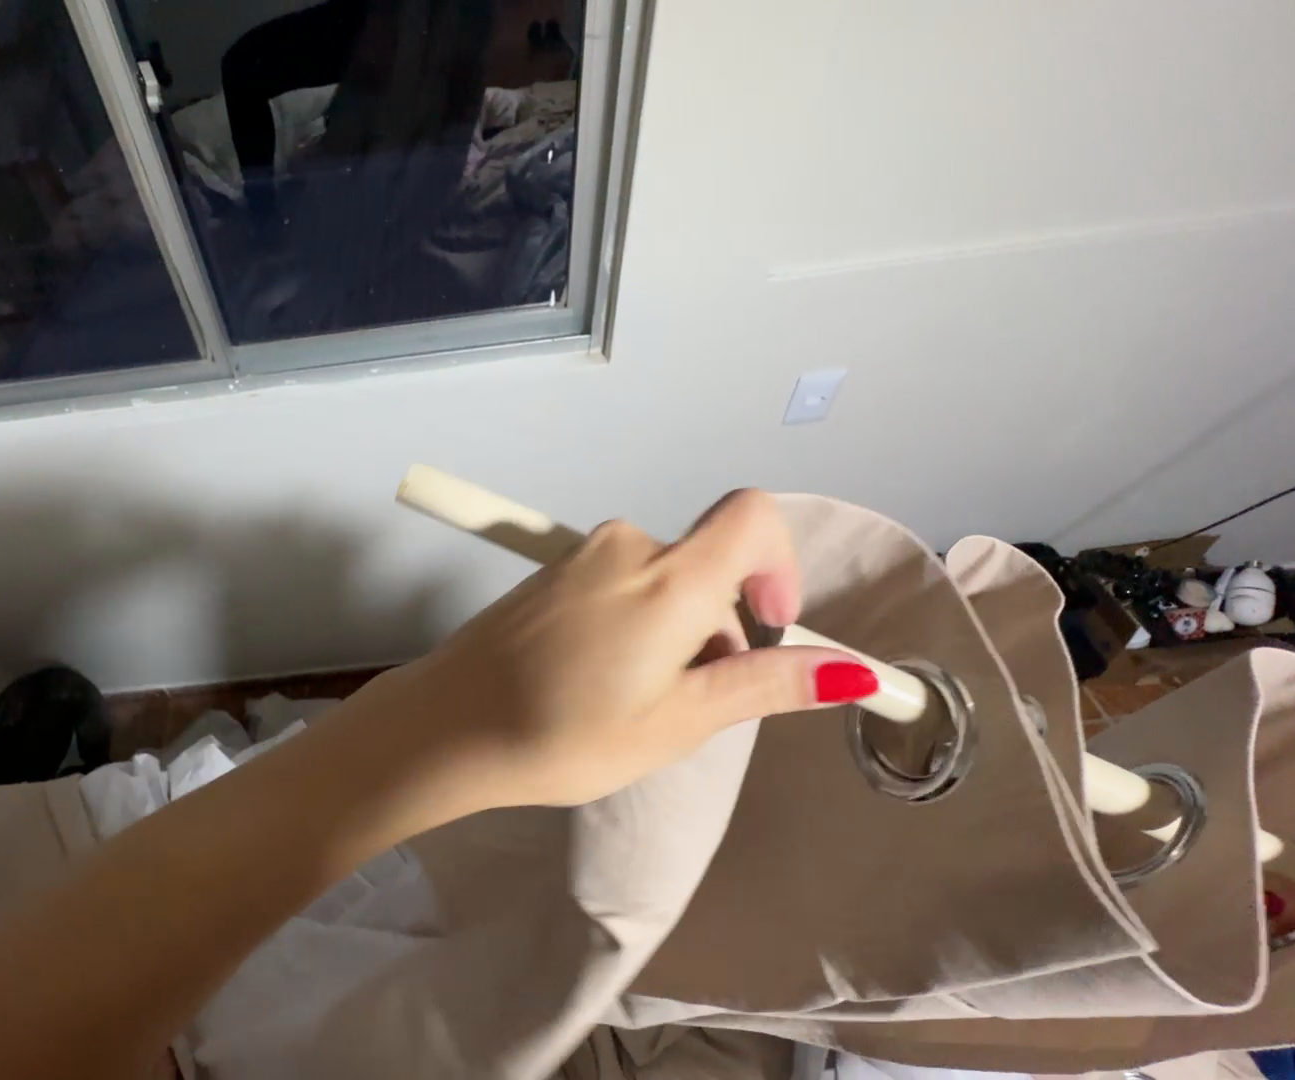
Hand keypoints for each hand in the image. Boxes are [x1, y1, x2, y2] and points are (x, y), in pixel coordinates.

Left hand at [344, 489, 878, 812]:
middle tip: (681, 703)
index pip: (752, 515)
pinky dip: (631, 623)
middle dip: (717, 628)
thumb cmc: (564, 734)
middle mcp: (625, 546)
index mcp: (668, 577)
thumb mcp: (675, 723)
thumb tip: (847, 670)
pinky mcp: (549, 572)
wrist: (447, 725)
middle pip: (706, 564)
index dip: (779, 564)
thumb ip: (761, 684)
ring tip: (630, 700)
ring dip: (672, 632)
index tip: (764, 627)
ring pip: (661, 580)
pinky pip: (618, 583)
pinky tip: (594, 679)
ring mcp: (579, 556)